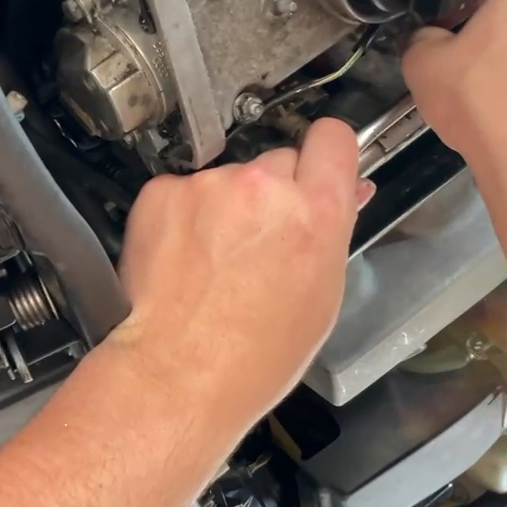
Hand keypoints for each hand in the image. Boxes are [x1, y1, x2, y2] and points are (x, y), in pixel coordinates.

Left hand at [106, 119, 365, 424]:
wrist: (180, 368)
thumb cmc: (254, 352)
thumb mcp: (321, 295)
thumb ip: (330, 230)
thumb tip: (344, 191)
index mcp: (317, 211)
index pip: (334, 138)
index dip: (325, 151)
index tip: (318, 159)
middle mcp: (262, 186)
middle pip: (275, 162)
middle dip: (270, 191)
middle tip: (256, 237)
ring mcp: (207, 185)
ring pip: (224, 179)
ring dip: (221, 205)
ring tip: (212, 259)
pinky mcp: (162, 192)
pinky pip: (180, 190)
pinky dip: (180, 213)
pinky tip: (180, 254)